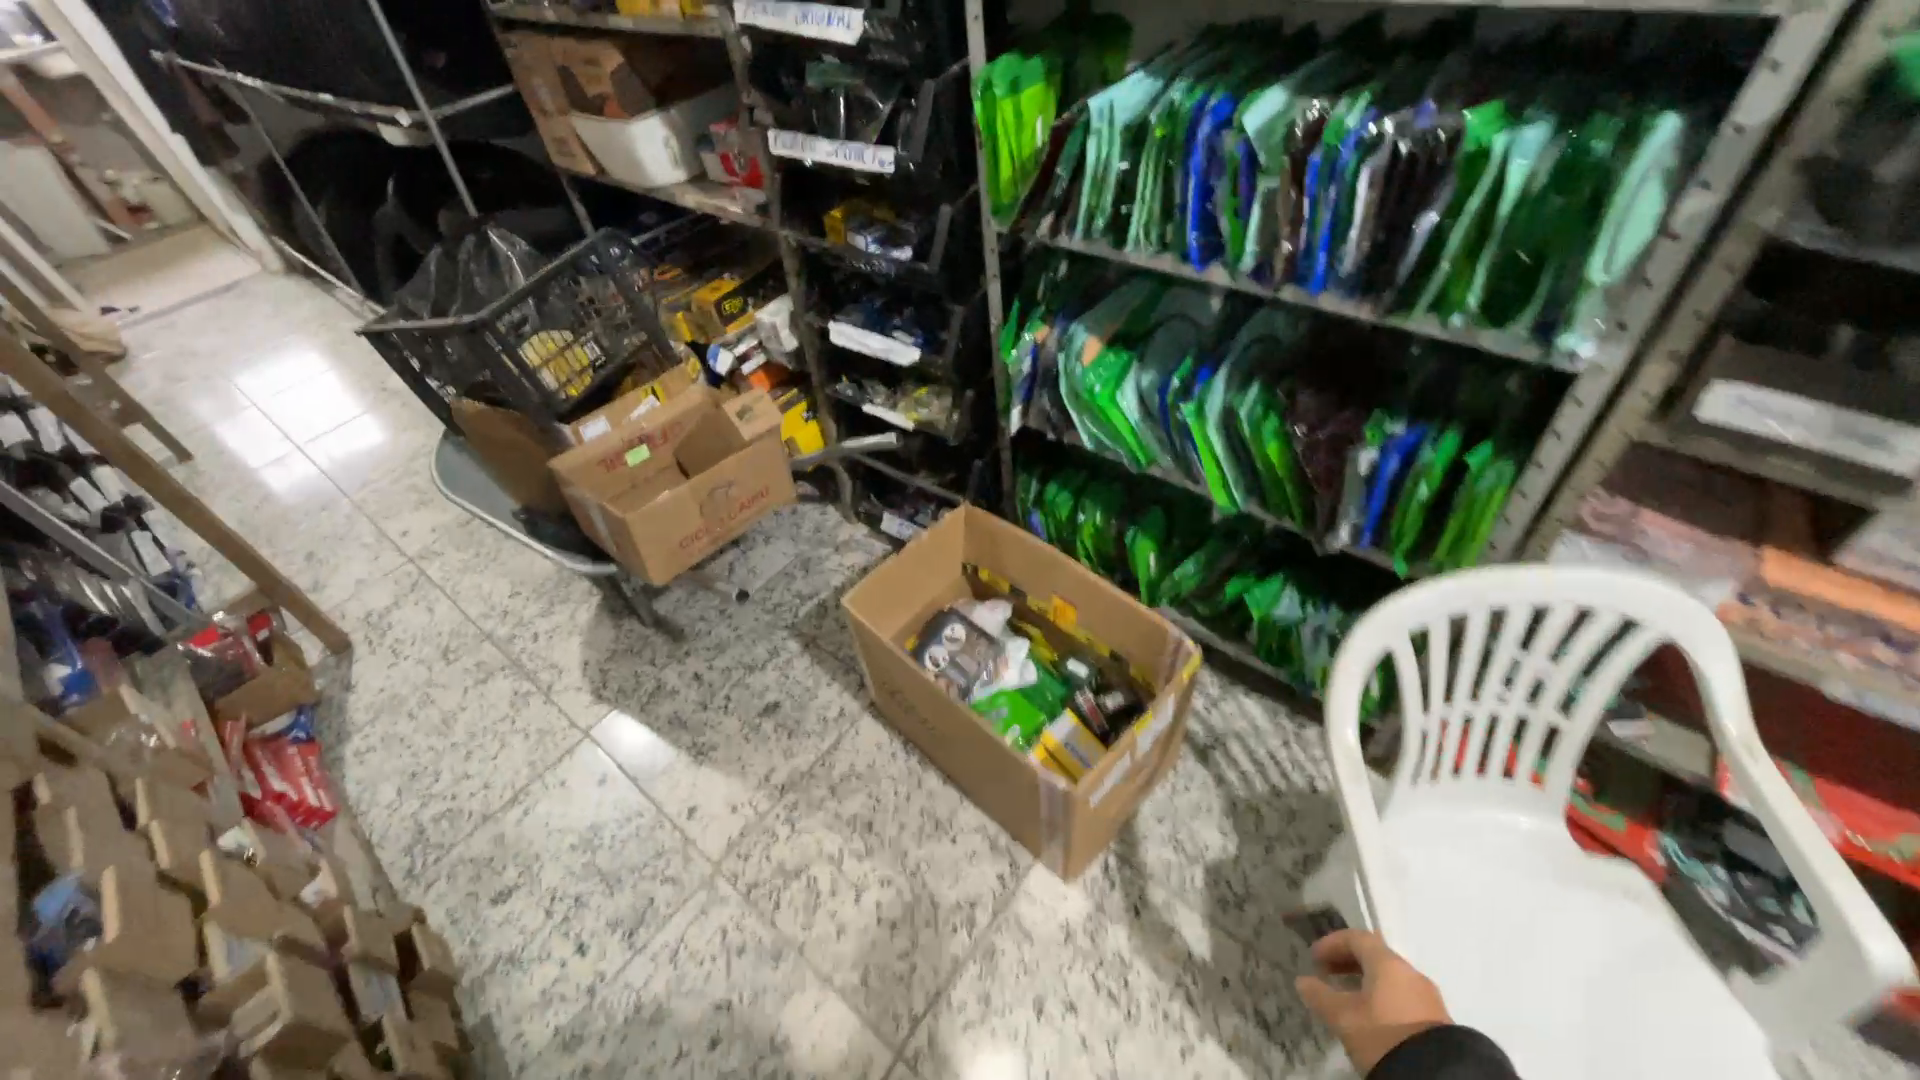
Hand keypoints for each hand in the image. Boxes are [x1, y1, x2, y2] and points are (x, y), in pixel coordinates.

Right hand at [1295, 929, 1451, 1074]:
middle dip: (1347, 961)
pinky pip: (1402, 995)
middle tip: (1326, 973)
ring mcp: (1427, 996)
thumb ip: (1320, 996)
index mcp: (1388, 964)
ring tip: (1347, 997)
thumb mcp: (1343, 1018)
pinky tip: (1371, 1016)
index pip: (1357, 938)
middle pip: (1375, 955)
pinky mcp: (1436, 1019)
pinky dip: (1382, 996)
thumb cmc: (1382, 1036)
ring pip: (1390, 977)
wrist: (1435, 1076)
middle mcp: (1410, 973)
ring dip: (1365, 980)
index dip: (1332, 943)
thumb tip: (1303, 981)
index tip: (1313, 958)